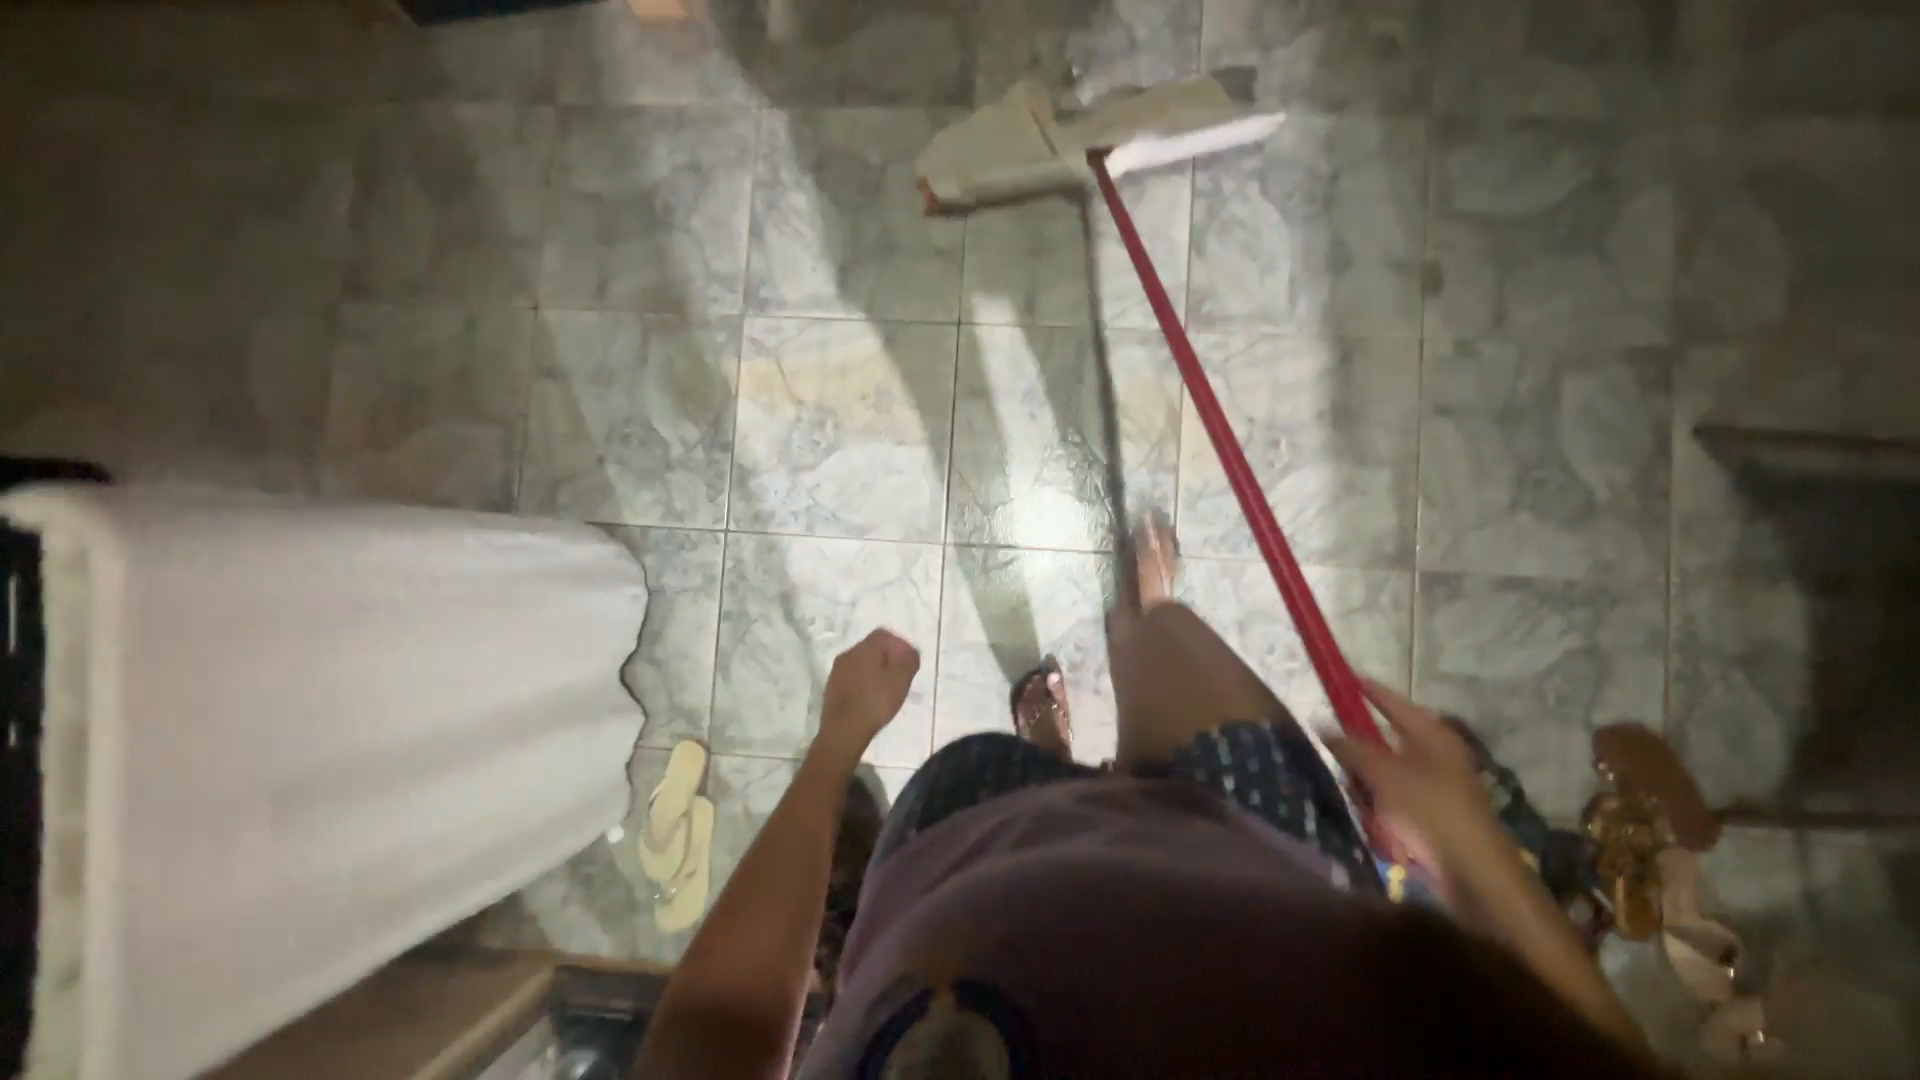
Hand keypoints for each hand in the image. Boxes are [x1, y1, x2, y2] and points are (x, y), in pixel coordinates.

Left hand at [817, 629, 920, 760]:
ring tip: (887, 688)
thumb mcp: (901, 681)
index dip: (899, 644)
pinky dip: (864, 681)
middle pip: (871, 647)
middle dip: (888, 657)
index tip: (908, 661)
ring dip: (875, 670)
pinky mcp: (831, 687)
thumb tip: (910, 652)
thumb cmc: (875, 702)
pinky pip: (852, 676)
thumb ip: (908, 661)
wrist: (843, 731)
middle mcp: (848, 654)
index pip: (883, 635)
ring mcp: (837, 671)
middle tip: (901, 675)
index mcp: (864, 649)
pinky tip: (871, 697)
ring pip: (861, 662)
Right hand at [1327, 679, 1508, 882]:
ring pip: (1382, 774)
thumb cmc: (1432, 812)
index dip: (1367, 690)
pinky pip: (1390, 801)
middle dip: (1357, 753)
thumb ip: (1351, 747)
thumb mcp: (1385, 774)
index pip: (1393, 702)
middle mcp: (1434, 756)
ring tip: (1359, 801)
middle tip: (1335, 757)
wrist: (1474, 874)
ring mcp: (1432, 787)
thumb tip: (1321, 722)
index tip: (1341, 678)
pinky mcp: (1428, 816)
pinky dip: (1378, 809)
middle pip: (1382, 741)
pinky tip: (1374, 825)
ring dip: (1365, 787)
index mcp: (1432, 736)